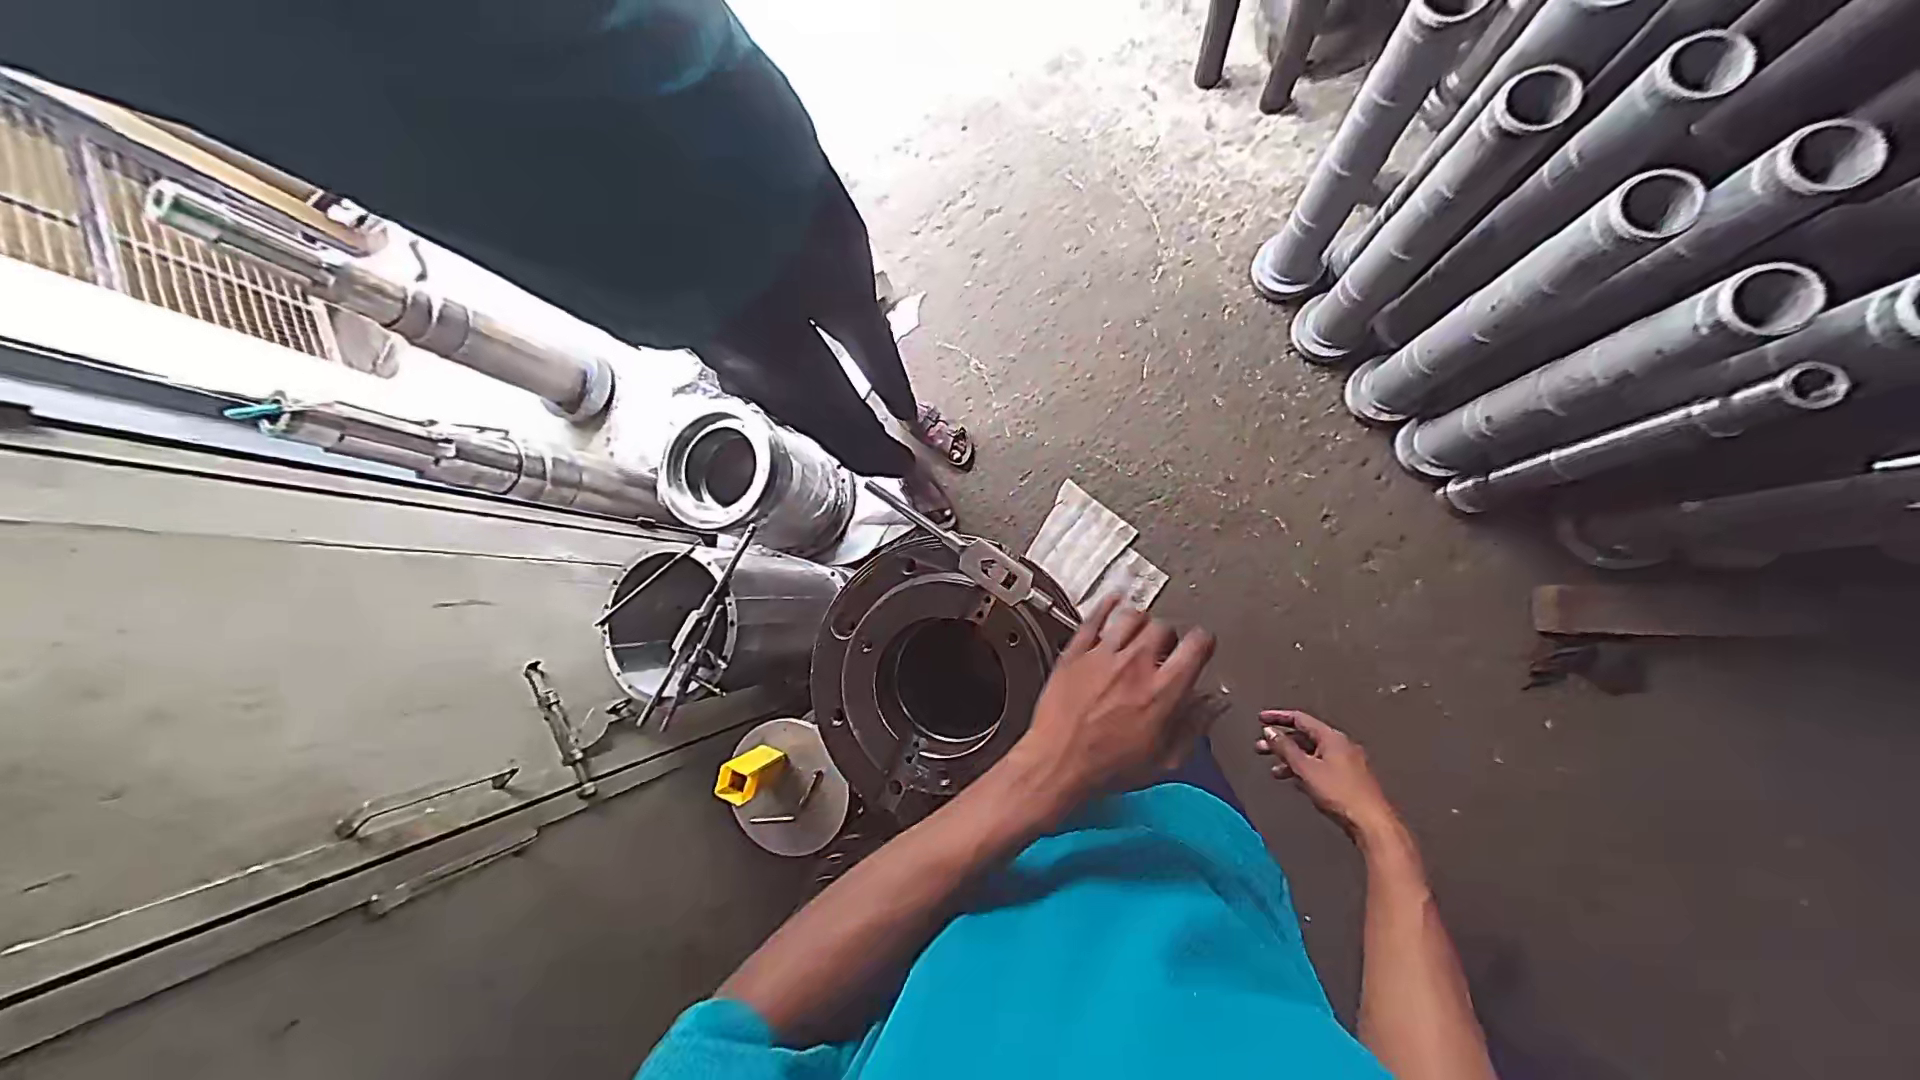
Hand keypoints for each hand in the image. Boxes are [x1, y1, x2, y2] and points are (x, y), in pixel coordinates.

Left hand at [1002, 596, 1215, 810]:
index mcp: (1162, 691)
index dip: (1204, 642)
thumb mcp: (1164, 758)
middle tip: (1164, 649)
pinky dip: (1107, 605)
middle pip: (1163, 628)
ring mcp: (1102, 656)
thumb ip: (1194, 726)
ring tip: (1141, 630)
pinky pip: (1094, 618)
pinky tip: (1113, 601)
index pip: (1196, 646)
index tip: (1201, 645)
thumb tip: (1214, 704)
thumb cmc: (1106, 767)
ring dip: (1142, 622)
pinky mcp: (1075, 653)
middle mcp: (1134, 666)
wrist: (1057, 763)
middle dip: (1169, 637)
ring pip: (1132, 617)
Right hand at [1256, 710, 1399, 839]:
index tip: (1261, 719)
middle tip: (1261, 747)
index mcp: (1332, 738)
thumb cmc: (1340, 793)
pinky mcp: (1349, 780)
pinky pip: (1320, 766)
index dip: (1277, 717)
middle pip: (1305, 736)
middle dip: (1280, 742)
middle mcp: (1341, 746)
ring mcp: (1347, 763)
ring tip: (1274, 769)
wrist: (1371, 824)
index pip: (1300, 719)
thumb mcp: (1305, 768)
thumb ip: (1284, 748)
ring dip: (1290, 758)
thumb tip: (1270, 731)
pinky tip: (1294, 781)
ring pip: (1312, 754)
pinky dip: (1304, 769)